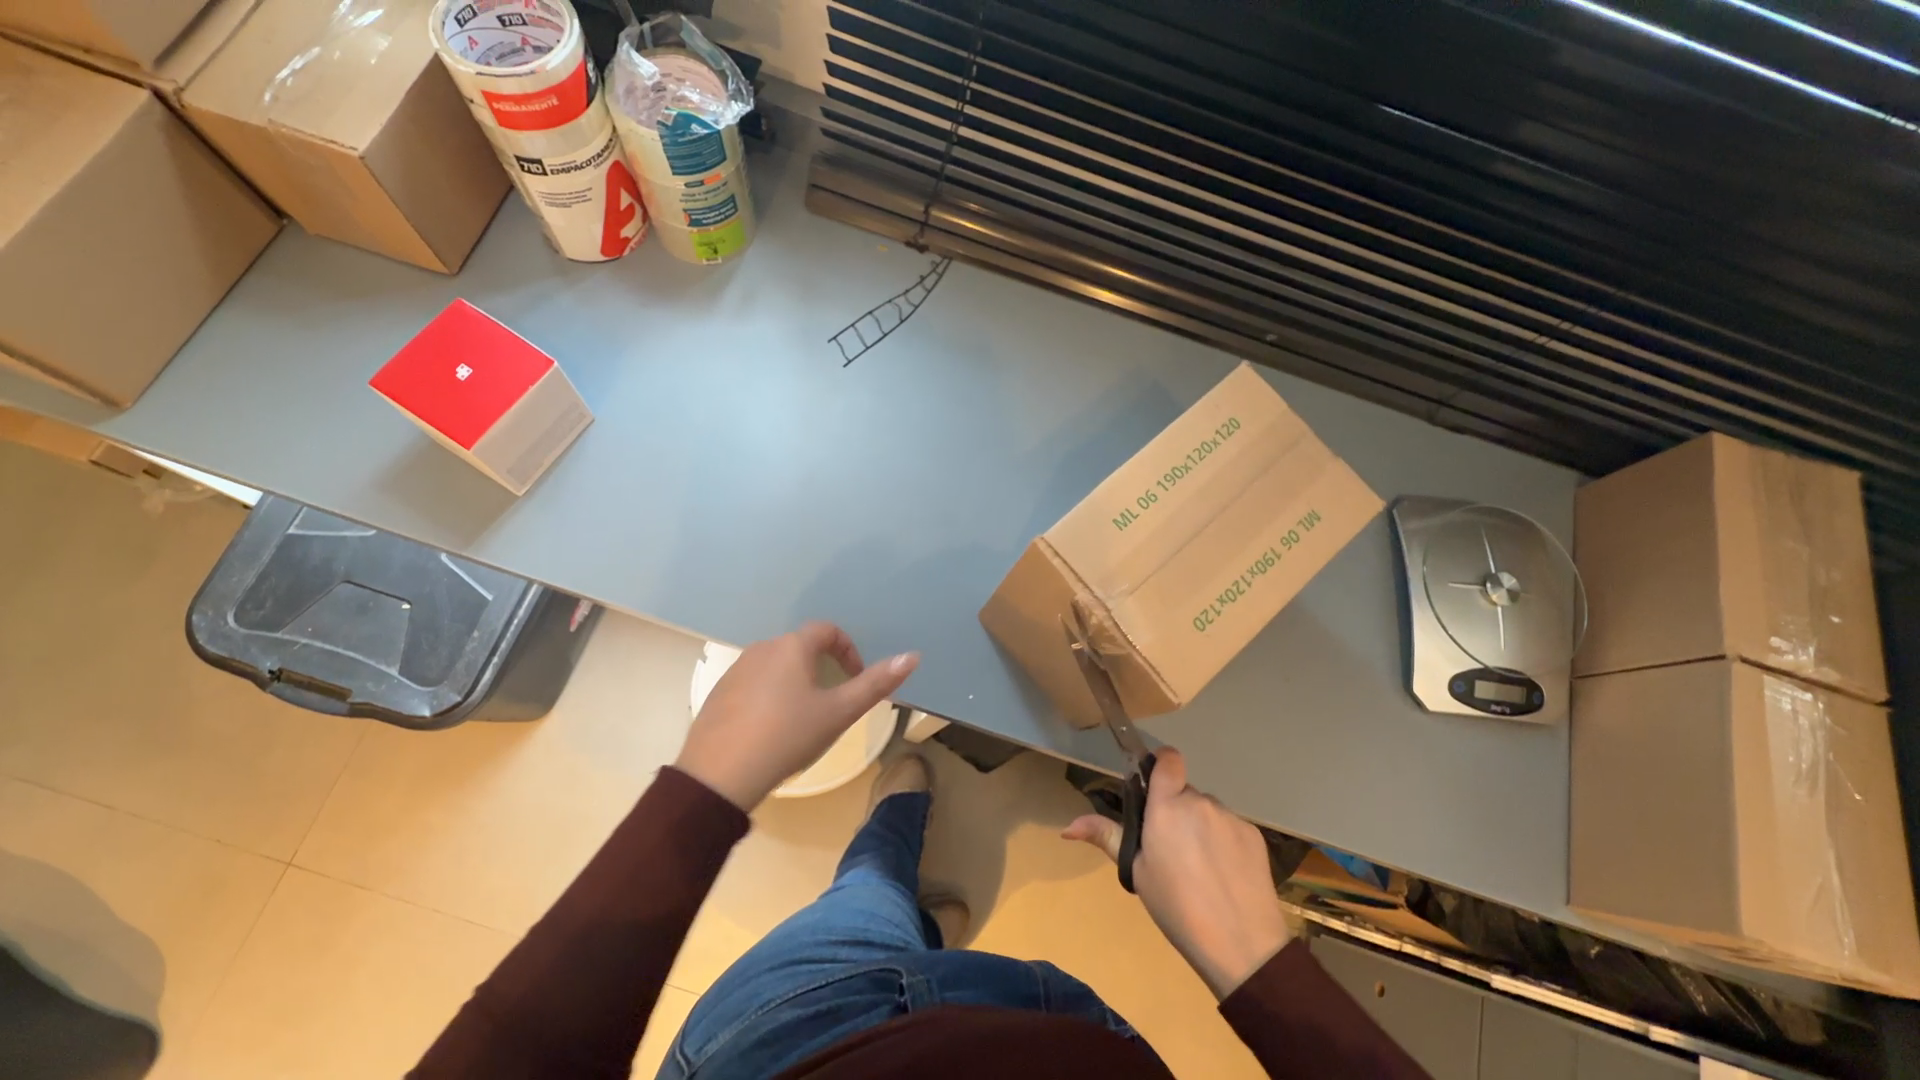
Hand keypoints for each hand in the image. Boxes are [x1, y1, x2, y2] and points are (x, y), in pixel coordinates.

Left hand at [675, 622, 918, 811]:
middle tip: (834, 704)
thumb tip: (913, 655)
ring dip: (797, 683)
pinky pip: (754, 685)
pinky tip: (772, 731)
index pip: (827, 630)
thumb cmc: (787, 737)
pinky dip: (771, 697)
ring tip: (805, 719)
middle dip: (823, 668)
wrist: (719, 775)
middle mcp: (761, 649)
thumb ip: (875, 684)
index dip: (849, 650)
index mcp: (791, 647)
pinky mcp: (718, 695)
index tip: (856, 680)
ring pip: (776, 666)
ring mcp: (735, 671)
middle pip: (801, 647)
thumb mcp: (838, 713)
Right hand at [1064, 747, 1293, 998]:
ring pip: (1208, 812)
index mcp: (1167, 806)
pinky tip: (1222, 876)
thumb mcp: (1136, 872)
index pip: (1168, 759)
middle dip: (1175, 811)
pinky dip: (1223, 843)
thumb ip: (1106, 837)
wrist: (1240, 943)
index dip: (1161, 764)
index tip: (1153, 785)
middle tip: (1169, 849)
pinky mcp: (1254, 836)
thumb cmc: (1177, 907)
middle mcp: (1200, 802)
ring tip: (1198, 869)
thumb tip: (1067, 827)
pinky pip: (1230, 829)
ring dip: (1200, 828)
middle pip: (1185, 793)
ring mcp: (1231, 818)